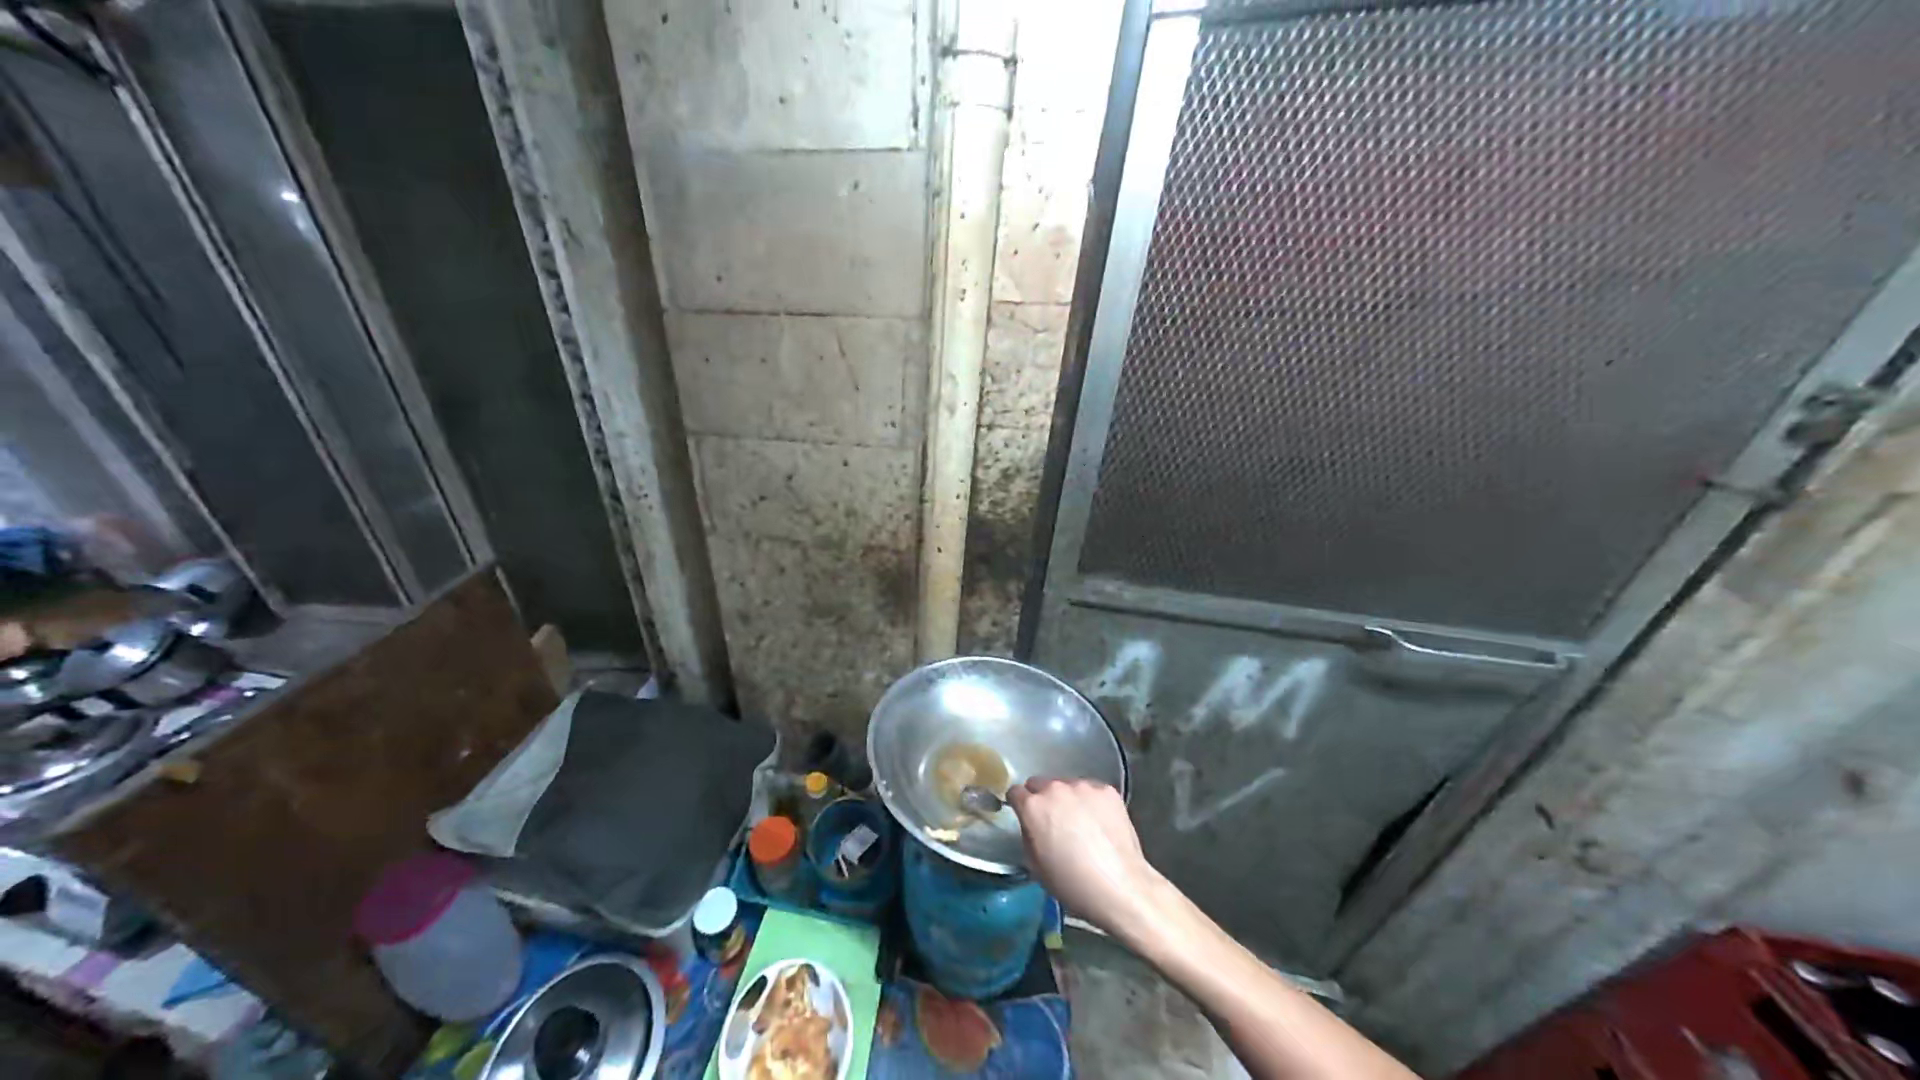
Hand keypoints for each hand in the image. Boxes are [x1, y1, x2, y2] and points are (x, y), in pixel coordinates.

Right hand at [1006, 777, 1163, 936]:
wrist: (1120, 887)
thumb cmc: (1072, 884)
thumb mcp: (1035, 865)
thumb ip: (1028, 834)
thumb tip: (1032, 824)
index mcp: (1033, 807)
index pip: (1015, 792)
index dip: (1019, 805)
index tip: (1026, 817)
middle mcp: (1055, 789)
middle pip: (1039, 783)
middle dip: (1042, 799)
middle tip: (1054, 823)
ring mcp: (1083, 786)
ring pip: (1067, 786)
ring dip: (1067, 799)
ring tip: (1081, 824)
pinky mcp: (1107, 790)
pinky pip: (1090, 790)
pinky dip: (1091, 801)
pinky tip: (1100, 823)